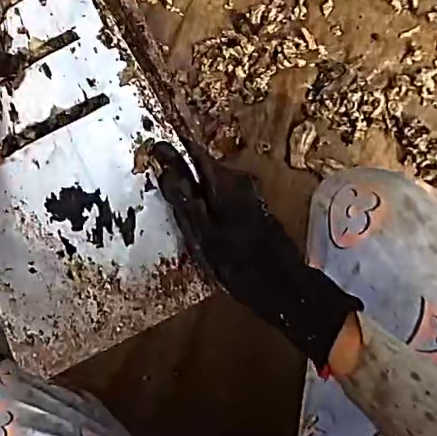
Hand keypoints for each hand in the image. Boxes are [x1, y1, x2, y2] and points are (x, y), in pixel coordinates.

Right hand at [148, 142, 362, 368]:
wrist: (285, 288)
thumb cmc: (238, 263)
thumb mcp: (202, 234)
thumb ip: (184, 199)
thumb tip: (165, 170)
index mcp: (223, 182)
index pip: (193, 152)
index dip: (170, 149)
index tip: (151, 148)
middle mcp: (238, 180)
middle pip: (203, 165)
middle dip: (181, 167)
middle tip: (157, 176)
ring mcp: (248, 193)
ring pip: (213, 180)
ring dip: (194, 185)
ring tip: (174, 199)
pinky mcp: (254, 207)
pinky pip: (222, 193)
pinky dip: (207, 198)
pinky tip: (198, 217)